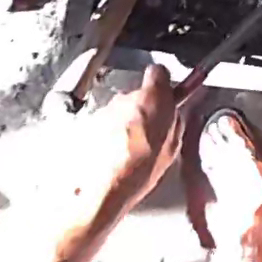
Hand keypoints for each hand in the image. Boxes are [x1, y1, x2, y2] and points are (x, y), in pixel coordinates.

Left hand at [72, 66, 182, 226]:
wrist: (101, 190)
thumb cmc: (139, 170)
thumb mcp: (172, 146)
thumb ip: (174, 121)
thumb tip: (173, 115)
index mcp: (152, 97)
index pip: (158, 72)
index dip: (161, 84)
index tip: (164, 95)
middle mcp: (126, 97)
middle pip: (137, 95)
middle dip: (141, 110)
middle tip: (146, 133)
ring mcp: (104, 110)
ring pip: (119, 111)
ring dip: (123, 124)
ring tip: (127, 151)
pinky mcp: (87, 124)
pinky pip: (102, 124)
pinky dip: (106, 136)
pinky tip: (110, 157)